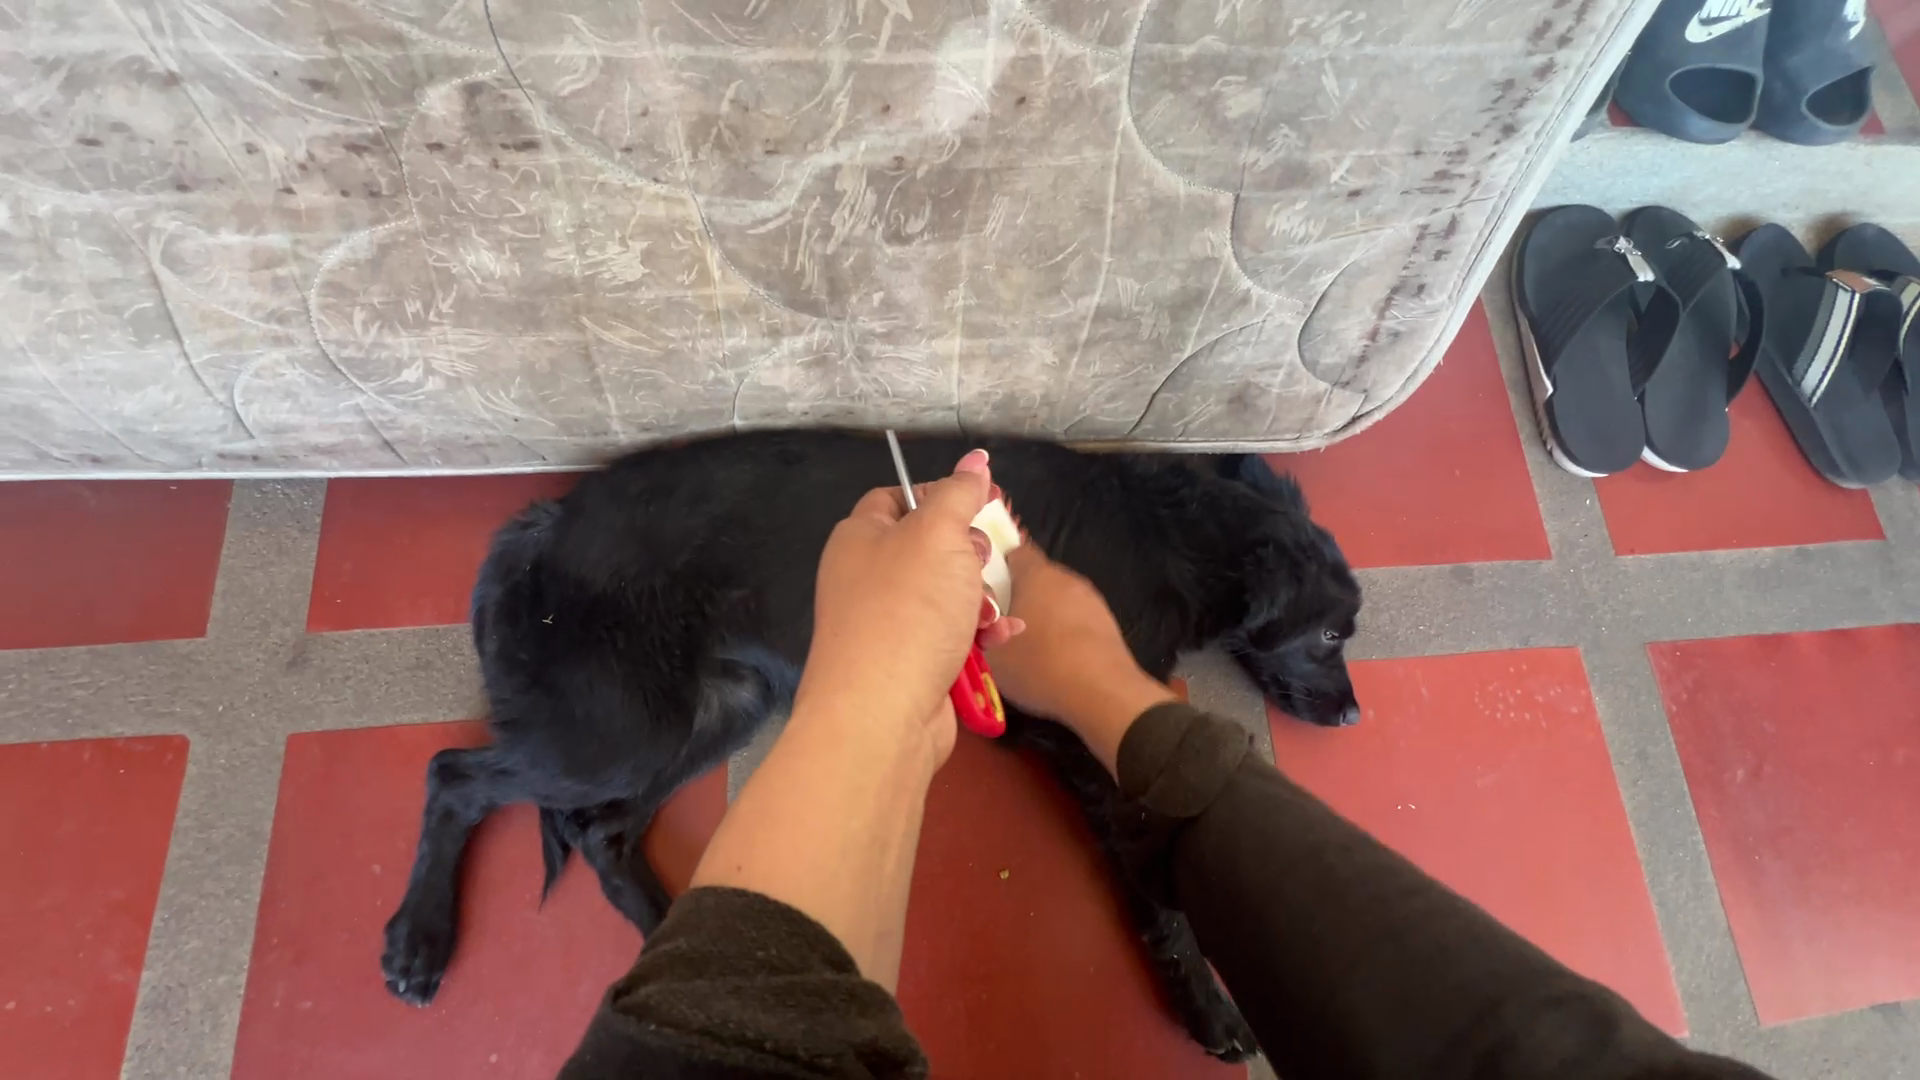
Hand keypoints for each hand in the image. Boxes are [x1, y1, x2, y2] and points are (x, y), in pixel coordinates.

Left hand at [800, 449, 1024, 766]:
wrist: (882, 712)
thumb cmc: (908, 607)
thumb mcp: (939, 534)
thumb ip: (960, 493)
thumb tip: (976, 459)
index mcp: (860, 536)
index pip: (898, 497)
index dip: (940, 494)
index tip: (979, 502)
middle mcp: (866, 576)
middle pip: (926, 546)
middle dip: (966, 551)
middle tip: (980, 560)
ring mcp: (885, 623)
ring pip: (944, 592)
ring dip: (977, 596)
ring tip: (988, 607)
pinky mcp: (907, 661)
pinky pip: (948, 633)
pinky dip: (976, 631)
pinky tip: (1002, 633)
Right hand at [985, 545, 1175, 772]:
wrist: (1101, 692)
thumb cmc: (1038, 665)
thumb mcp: (991, 654)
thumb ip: (981, 629)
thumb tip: (978, 621)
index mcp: (1036, 575)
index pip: (1017, 551)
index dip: (1001, 563)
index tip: (987, 583)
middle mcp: (1066, 578)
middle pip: (1039, 577)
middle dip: (1022, 593)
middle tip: (1003, 621)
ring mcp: (1092, 600)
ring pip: (1060, 599)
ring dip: (1046, 614)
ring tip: (1031, 645)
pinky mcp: (1109, 623)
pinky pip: (1078, 620)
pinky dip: (1066, 632)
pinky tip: (1058, 659)